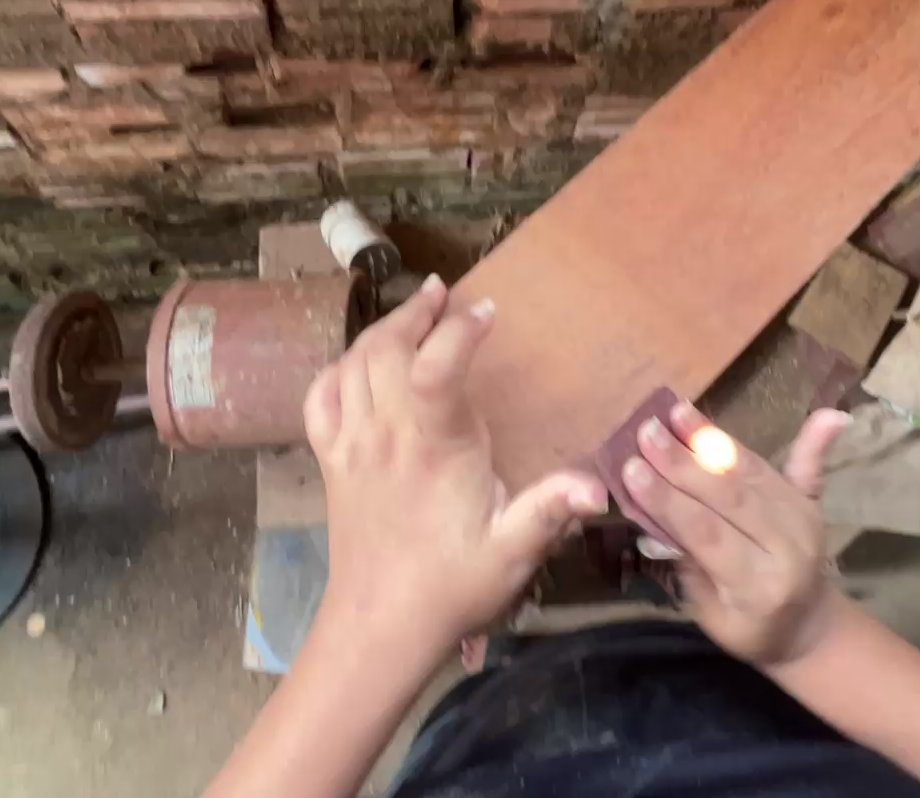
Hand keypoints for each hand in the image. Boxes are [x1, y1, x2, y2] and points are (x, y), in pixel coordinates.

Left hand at [302, 275, 609, 659]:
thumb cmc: (451, 586)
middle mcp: (384, 434)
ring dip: (382, 329)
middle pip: (384, 349)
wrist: (379, 628)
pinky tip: (359, 362)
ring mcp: (349, 444)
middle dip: (415, 312)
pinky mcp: (330, 459)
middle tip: (444, 292)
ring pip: (353, 363)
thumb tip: (598, 487)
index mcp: (432, 449)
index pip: (434, 367)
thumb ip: (549, 511)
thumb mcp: (511, 553)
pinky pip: (321, 397)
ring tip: (413, 310)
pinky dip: (339, 368)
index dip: (459, 330)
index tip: (488, 311)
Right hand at [623, 401, 851, 667]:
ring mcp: (804, 520)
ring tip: (677, 410)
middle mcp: (787, 548)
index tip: (632, 467)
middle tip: (646, 430)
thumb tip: (649, 514)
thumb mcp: (708, 613)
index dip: (668, 499)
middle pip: (728, 495)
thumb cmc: (747, 625)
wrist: (809, 628)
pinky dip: (816, 440)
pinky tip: (831, 415)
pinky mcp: (812, 502)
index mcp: (758, 586)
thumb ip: (685, 562)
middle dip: (682, 461)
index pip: (705, 532)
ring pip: (752, 472)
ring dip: (712, 438)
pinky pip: (810, 467)